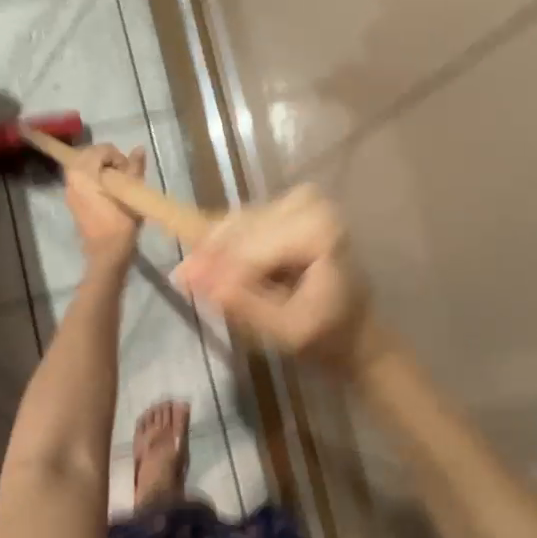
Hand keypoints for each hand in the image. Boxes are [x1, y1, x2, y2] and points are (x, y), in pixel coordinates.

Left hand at [63, 143, 147, 264]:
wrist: (106, 253)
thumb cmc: (121, 223)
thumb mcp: (132, 193)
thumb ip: (134, 168)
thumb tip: (139, 148)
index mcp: (85, 173)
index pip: (102, 149)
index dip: (118, 157)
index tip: (128, 173)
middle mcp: (72, 178)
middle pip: (89, 154)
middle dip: (107, 159)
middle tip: (123, 175)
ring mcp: (69, 189)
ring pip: (83, 165)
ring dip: (99, 168)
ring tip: (116, 183)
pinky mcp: (71, 200)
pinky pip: (80, 178)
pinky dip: (92, 178)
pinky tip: (107, 192)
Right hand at [175, 186, 375, 373]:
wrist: (353, 329)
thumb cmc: (326, 336)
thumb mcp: (286, 333)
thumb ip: (246, 306)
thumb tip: (201, 283)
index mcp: (322, 233)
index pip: (256, 247)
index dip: (220, 267)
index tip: (185, 284)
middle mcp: (313, 206)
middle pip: (244, 227)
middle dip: (212, 255)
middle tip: (182, 279)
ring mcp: (301, 201)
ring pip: (239, 221)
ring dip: (216, 248)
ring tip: (195, 277)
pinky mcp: (289, 204)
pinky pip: (244, 220)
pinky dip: (225, 241)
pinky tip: (213, 264)